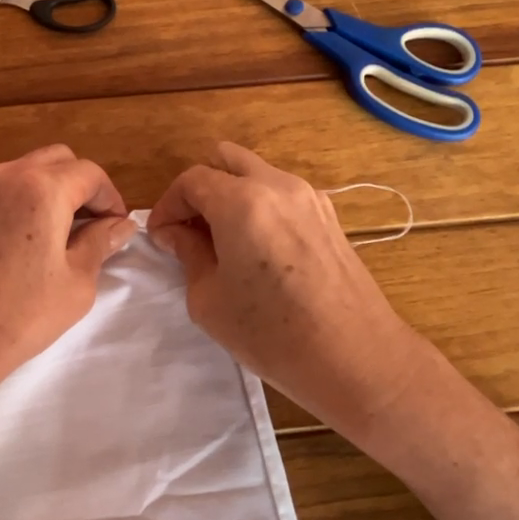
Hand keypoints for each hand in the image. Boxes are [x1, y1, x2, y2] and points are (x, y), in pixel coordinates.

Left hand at [0, 145, 136, 391]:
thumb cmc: (22, 313)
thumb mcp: (77, 280)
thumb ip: (100, 242)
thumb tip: (121, 225)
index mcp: (42, 188)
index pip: (89, 174)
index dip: (110, 198)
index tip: (117, 228)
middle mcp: (9, 175)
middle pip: (59, 160)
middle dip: (83, 186)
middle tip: (94, 226)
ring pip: (29, 169)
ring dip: (54, 188)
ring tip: (65, 233)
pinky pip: (5, 187)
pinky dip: (27, 197)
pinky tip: (32, 237)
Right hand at [145, 142, 432, 437]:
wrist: (356, 360)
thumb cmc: (273, 334)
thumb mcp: (210, 299)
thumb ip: (188, 254)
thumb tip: (176, 233)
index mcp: (242, 201)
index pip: (191, 180)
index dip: (168, 206)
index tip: (162, 238)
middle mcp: (277, 186)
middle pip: (225, 159)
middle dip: (199, 188)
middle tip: (190, 229)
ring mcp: (309, 198)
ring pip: (256, 173)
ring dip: (230, 194)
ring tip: (221, 241)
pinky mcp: (329, 217)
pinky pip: (281, 193)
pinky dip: (258, 206)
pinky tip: (256, 250)